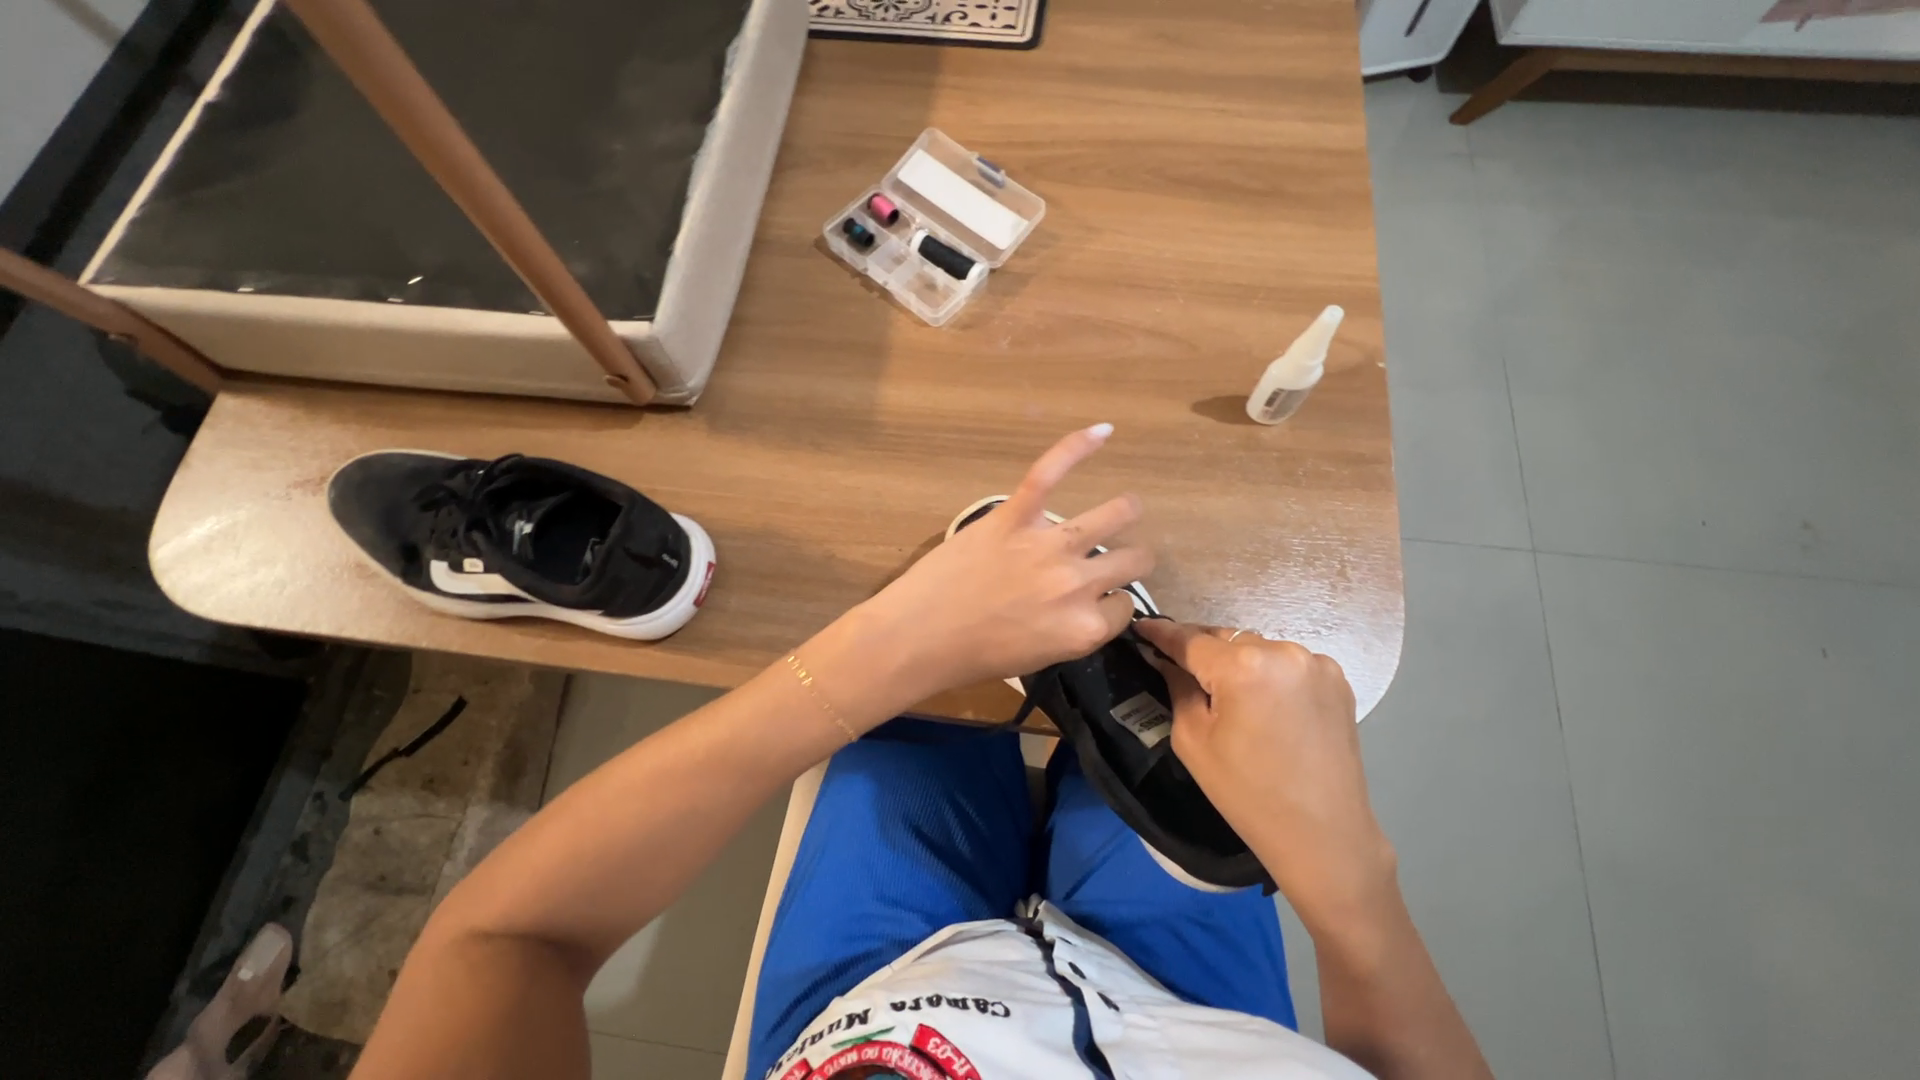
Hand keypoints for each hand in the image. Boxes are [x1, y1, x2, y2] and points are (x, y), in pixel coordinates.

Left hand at [858, 424, 1152, 701]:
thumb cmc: (971, 657)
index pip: (1125, 607)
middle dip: (1132, 560)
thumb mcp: (1039, 657)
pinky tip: (1103, 431)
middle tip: (1122, 557)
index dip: (1113, 604)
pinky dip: (1078, 447)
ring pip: (1112, 516)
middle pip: (1131, 561)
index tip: (1099, 602)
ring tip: (1126, 509)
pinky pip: (1051, 472)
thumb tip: (1081, 605)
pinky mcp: (1015, 516)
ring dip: (1124, 512)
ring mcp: (1049, 545)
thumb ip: (1070, 629)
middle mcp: (1079, 584)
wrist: (919, 637)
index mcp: (1086, 628)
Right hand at [1134, 620, 1396, 932]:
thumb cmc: (1247, 794)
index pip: (1190, 639)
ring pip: (1258, 648)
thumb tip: (1167, 660)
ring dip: (1237, 662)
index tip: (1139, 625)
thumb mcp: (1193, 740)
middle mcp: (1283, 651)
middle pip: (1226, 639)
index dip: (1161, 631)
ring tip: (1225, 692)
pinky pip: (1287, 664)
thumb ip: (1177, 688)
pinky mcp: (1337, 679)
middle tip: (1177, 665)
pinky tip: (1263, 703)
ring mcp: (1316, 663)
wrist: (1323, 834)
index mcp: (1243, 667)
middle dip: (1201, 650)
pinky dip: (1268, 674)